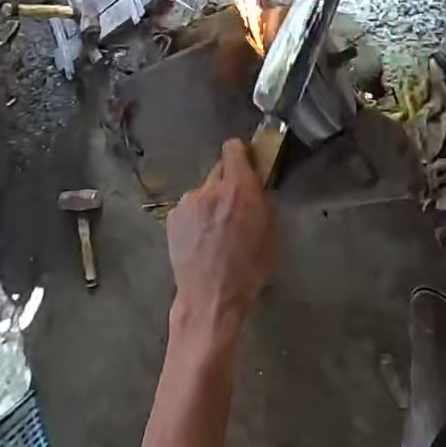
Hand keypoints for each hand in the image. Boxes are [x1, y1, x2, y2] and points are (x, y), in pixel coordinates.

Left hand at [167, 140, 277, 336]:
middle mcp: (211, 188)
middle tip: (236, 205)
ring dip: (212, 201)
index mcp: (240, 187)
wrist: (211, 298)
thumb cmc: (249, 268)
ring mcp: (188, 203)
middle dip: (230, 181)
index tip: (248, 164)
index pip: (234, 148)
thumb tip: (260, 188)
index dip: (242, 153)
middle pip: (220, 169)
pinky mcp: (172, 219)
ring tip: (216, 229)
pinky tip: (201, 239)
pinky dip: (197, 216)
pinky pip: (190, 208)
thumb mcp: (272, 233)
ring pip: (204, 191)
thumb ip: (266, 202)